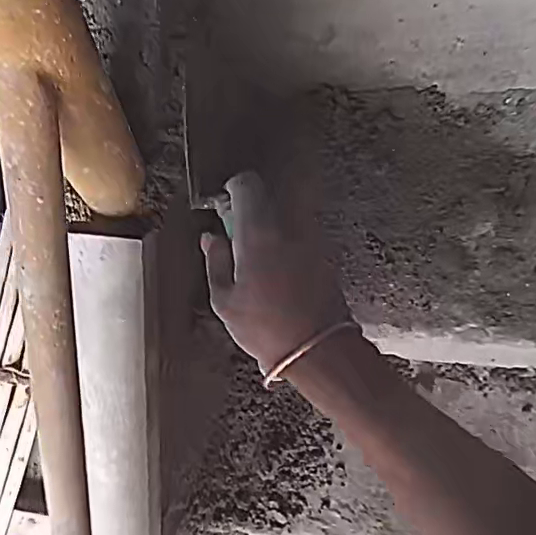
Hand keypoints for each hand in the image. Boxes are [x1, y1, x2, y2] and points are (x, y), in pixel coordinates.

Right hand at [201, 171, 352, 371]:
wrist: (315, 348)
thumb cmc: (265, 328)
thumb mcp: (224, 300)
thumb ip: (215, 261)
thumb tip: (210, 238)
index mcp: (258, 234)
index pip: (248, 185)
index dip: (232, 188)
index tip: (223, 202)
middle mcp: (288, 229)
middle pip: (268, 198)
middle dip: (249, 209)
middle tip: (234, 234)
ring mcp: (311, 240)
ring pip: (285, 217)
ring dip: (268, 228)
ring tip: (254, 260)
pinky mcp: (324, 255)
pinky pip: (299, 237)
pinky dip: (284, 245)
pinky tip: (274, 274)